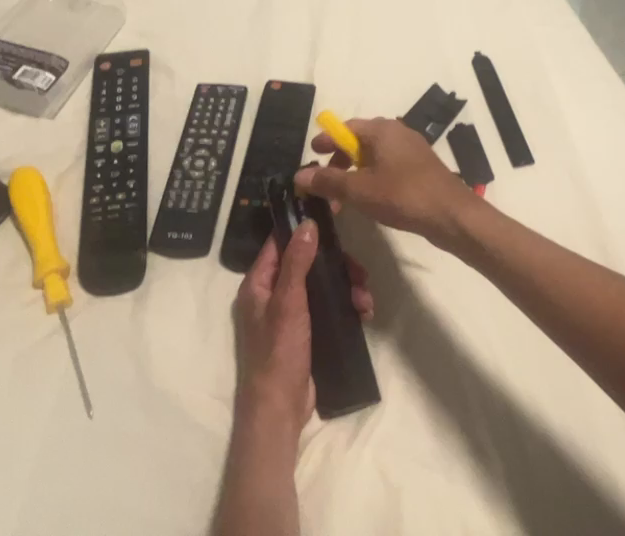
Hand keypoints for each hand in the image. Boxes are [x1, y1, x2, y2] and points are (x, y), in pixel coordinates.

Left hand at [231, 226, 374, 442]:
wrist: (280, 408)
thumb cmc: (278, 352)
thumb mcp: (288, 303)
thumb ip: (297, 263)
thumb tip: (307, 224)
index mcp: (259, 283)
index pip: (280, 243)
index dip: (304, 227)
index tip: (333, 216)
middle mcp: (273, 294)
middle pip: (308, 262)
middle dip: (336, 265)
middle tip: (359, 272)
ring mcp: (291, 313)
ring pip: (322, 284)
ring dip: (346, 286)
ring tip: (365, 300)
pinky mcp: (308, 331)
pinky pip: (329, 306)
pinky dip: (346, 305)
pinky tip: (364, 312)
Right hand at [296, 117, 483, 251]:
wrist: (451, 215)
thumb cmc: (403, 195)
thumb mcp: (359, 189)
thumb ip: (328, 180)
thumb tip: (299, 174)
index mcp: (382, 130)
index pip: (346, 127)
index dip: (326, 140)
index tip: (311, 155)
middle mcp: (398, 133)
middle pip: (359, 141)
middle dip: (339, 161)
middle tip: (324, 183)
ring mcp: (412, 150)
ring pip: (374, 157)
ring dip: (355, 174)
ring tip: (344, 198)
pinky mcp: (420, 169)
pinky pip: (388, 167)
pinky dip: (373, 179)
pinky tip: (370, 200)